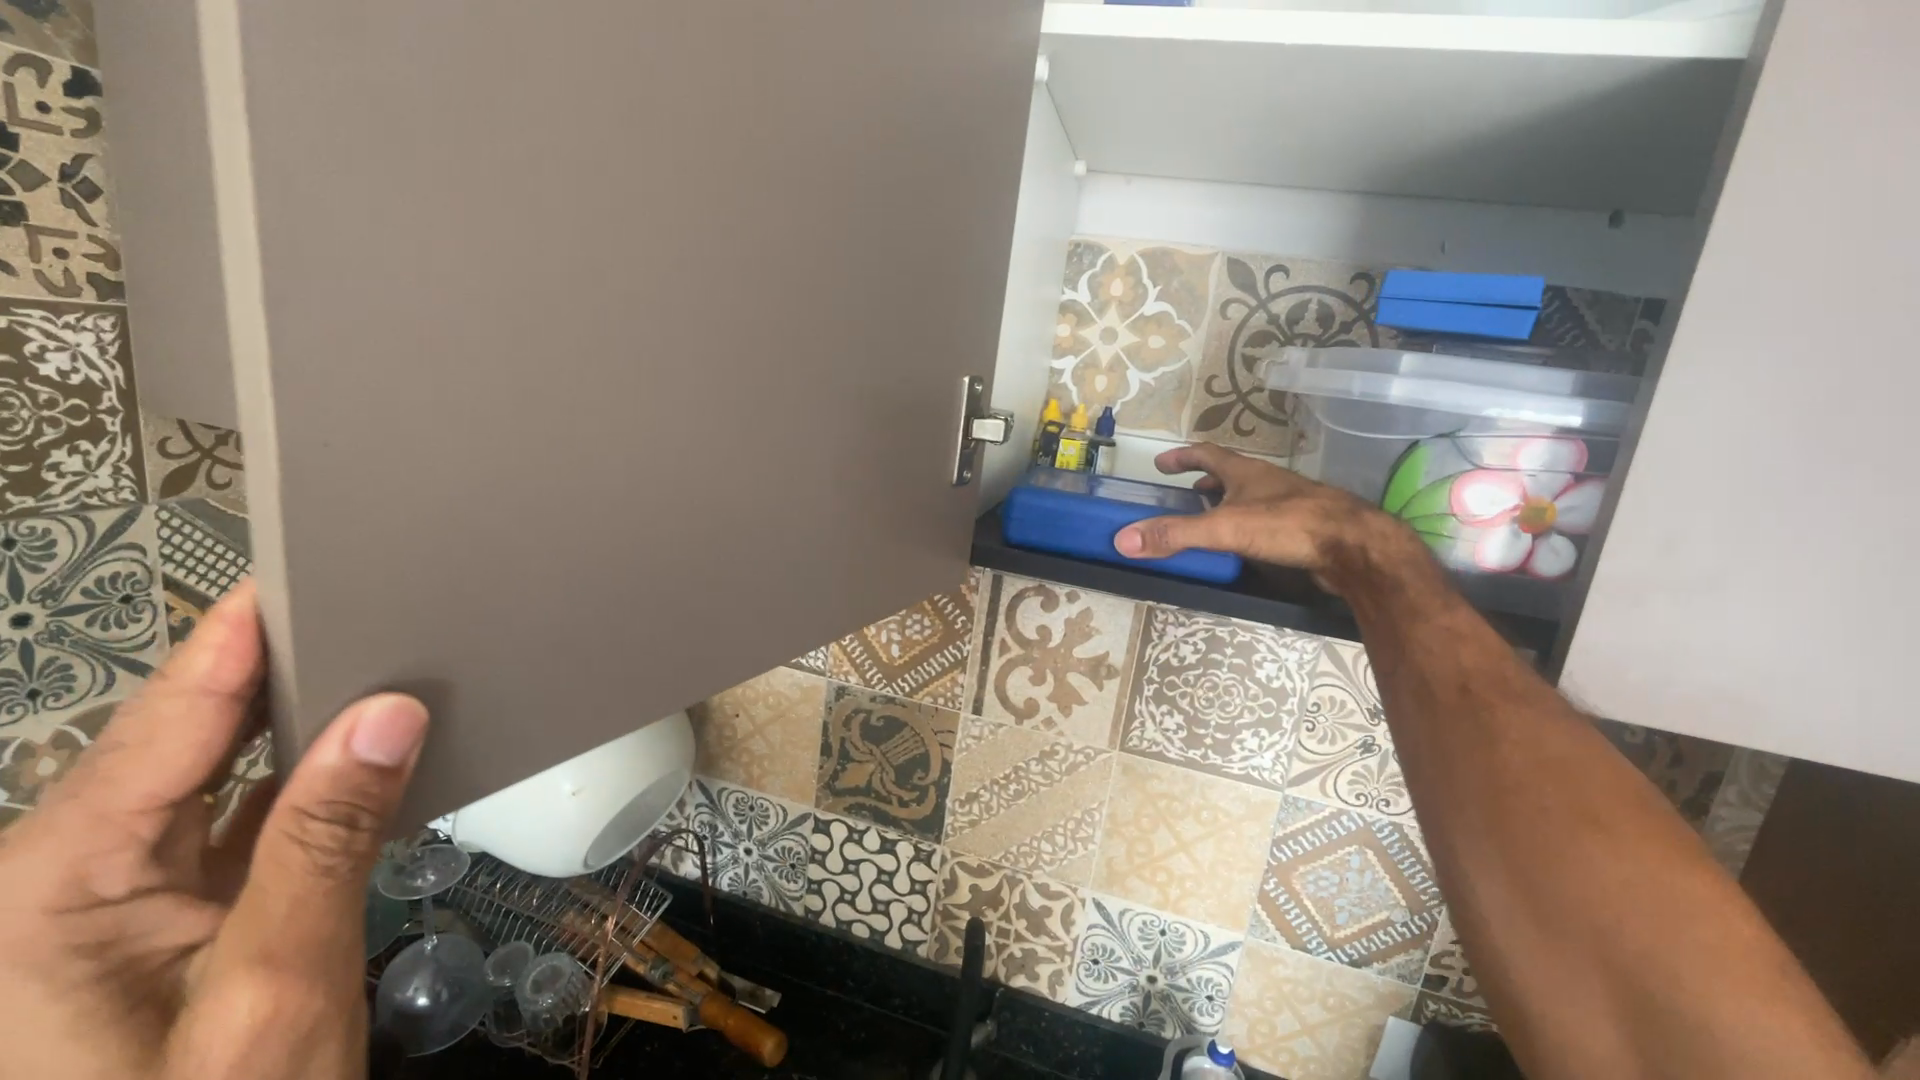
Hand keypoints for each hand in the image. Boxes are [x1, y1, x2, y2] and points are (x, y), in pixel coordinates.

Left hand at [0, 581, 429, 1079]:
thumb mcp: (275, 989)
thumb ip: (328, 840)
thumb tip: (391, 711)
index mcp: (54, 880)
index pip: (172, 715)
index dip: (242, 631)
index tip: (313, 555)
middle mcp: (68, 875)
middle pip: (194, 736)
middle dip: (289, 671)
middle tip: (385, 606)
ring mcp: (120, 902)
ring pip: (228, 777)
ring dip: (310, 727)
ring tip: (393, 664)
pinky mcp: (174, 923)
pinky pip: (249, 823)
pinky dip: (314, 785)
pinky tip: (373, 753)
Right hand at [1113, 443, 1424, 592]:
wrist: (1354, 547)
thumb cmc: (1289, 526)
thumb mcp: (1223, 528)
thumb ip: (1174, 535)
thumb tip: (1123, 540)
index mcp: (1246, 473)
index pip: (1208, 455)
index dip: (1183, 457)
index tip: (1161, 463)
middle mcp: (1268, 483)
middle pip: (1231, 474)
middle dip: (1205, 481)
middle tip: (1185, 494)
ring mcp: (1289, 504)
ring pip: (1252, 498)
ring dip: (1228, 505)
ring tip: (1211, 520)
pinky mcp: (1304, 530)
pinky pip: (1268, 522)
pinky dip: (1249, 527)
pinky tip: (1245, 546)